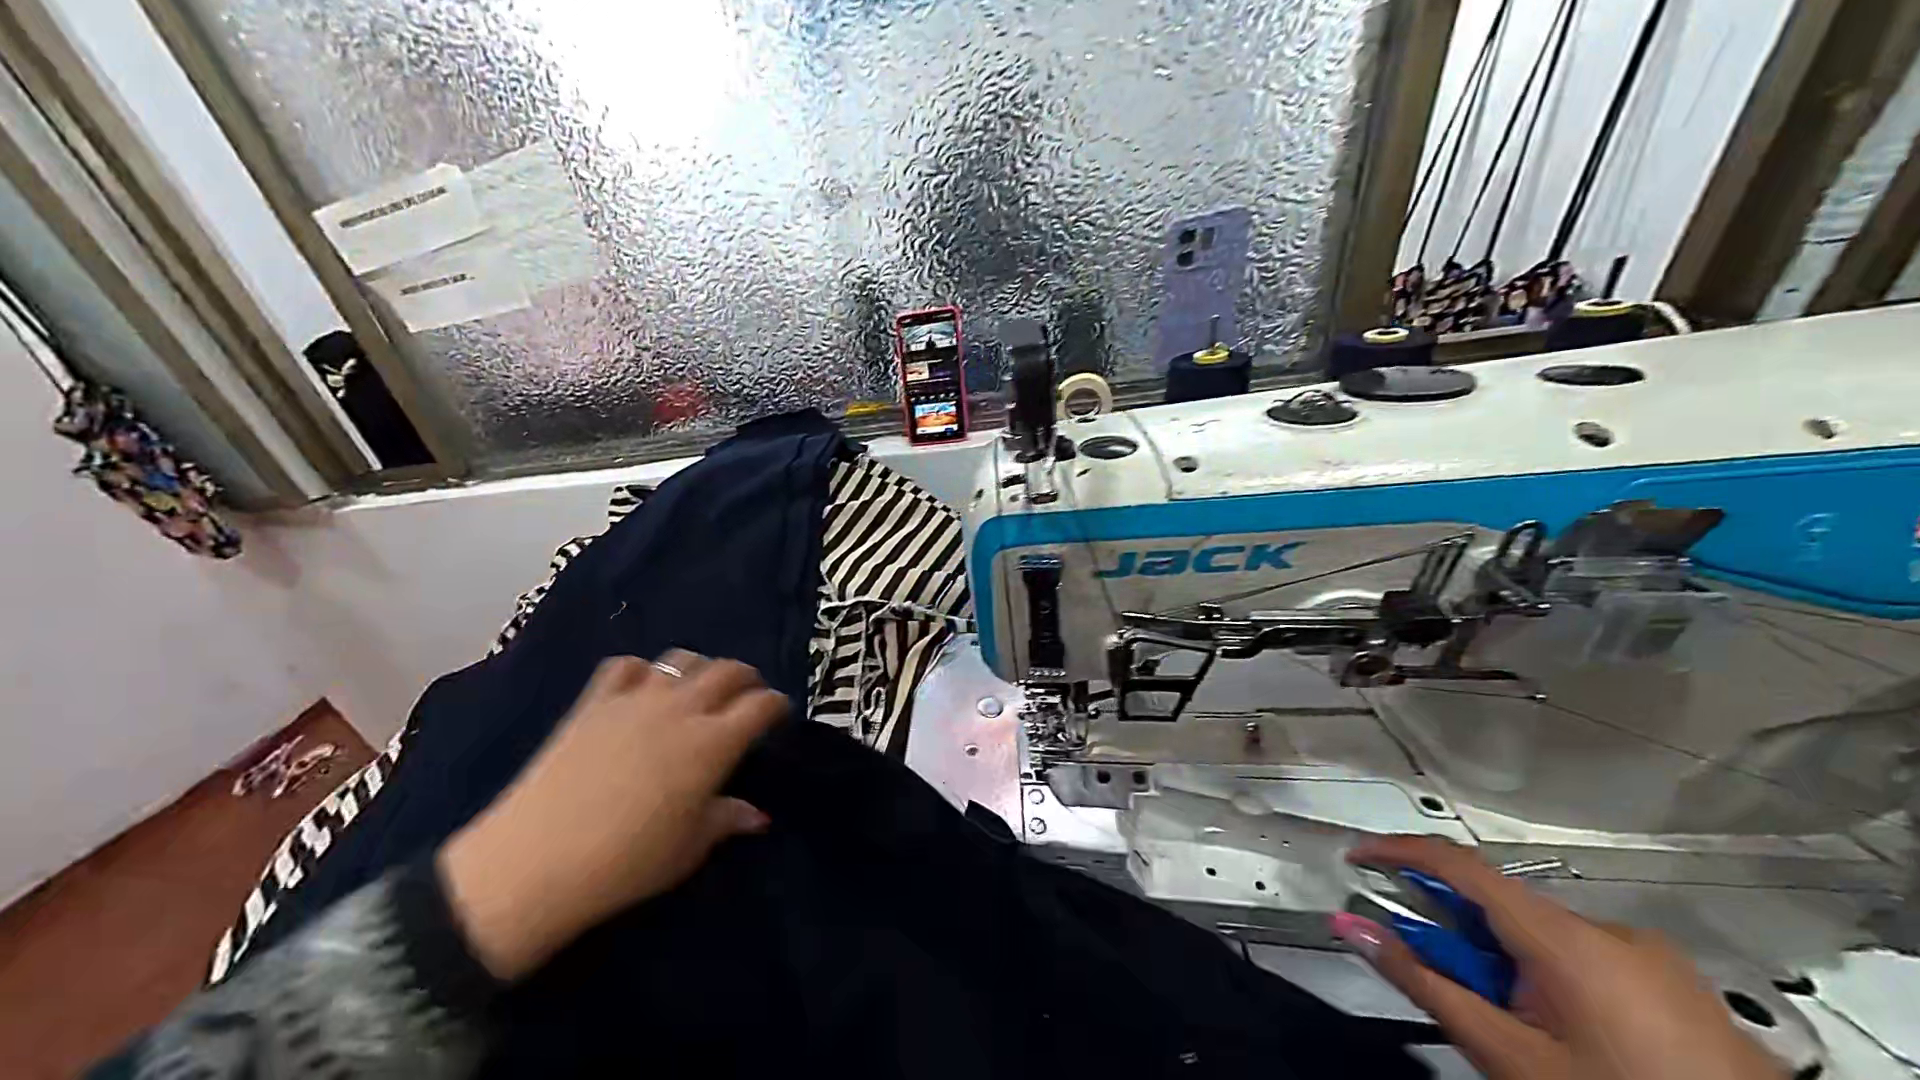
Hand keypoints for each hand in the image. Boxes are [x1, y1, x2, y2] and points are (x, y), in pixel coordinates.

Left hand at [437, 651, 787, 980]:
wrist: (534, 862)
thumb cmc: (627, 862)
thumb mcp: (689, 848)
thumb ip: (727, 819)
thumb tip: (757, 815)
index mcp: (713, 743)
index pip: (760, 705)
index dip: (776, 705)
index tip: (779, 714)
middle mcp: (681, 710)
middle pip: (728, 671)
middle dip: (747, 678)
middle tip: (749, 695)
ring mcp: (635, 700)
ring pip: (681, 661)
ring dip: (701, 668)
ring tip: (701, 687)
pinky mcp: (594, 703)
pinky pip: (626, 667)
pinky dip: (643, 671)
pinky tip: (643, 688)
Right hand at [1332, 836, 1783, 1079]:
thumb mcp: (1507, 1054)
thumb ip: (1423, 983)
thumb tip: (1350, 925)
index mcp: (1566, 938)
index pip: (1461, 865)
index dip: (1399, 851)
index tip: (1355, 857)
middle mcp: (1611, 930)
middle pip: (1502, 904)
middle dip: (1458, 930)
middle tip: (1442, 978)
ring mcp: (1653, 956)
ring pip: (1544, 932)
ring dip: (1506, 957)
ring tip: (1514, 1022)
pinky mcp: (1680, 983)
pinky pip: (1588, 954)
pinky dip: (1551, 973)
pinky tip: (1567, 1031)